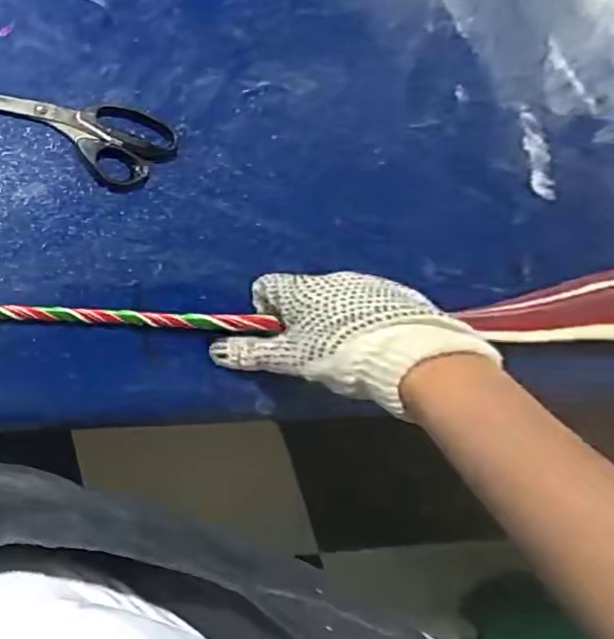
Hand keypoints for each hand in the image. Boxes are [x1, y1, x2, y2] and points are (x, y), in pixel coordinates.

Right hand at [208, 272, 500, 418]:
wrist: (423, 360)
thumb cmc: (340, 353)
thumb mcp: (289, 358)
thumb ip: (250, 352)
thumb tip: (216, 350)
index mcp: (300, 288)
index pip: (266, 287)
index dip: (265, 310)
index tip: (275, 333)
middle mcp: (334, 279)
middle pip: (305, 293)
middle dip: (303, 314)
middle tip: (309, 344)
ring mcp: (375, 286)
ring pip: (341, 298)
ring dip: (338, 316)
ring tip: (348, 346)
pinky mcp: (410, 298)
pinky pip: (376, 305)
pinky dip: (370, 319)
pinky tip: (378, 342)